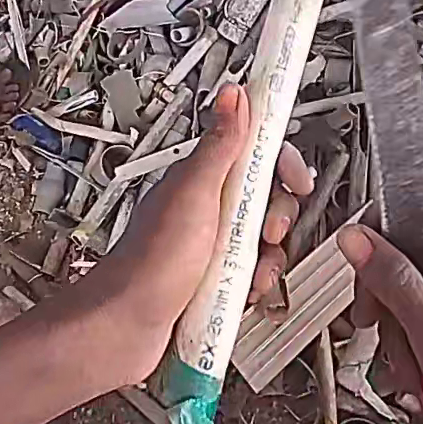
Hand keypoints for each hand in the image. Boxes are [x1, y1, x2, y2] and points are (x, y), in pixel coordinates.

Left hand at [69, 83, 312, 389]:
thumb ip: (219, 146)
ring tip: (249, 270)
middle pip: (264, 200)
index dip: (279, 163)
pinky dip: (254, 284)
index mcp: (200, 181)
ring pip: (262, 241)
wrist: (127, 327)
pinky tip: (242, 292)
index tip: (295, 176)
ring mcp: (210, 246)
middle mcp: (206, 210)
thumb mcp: (194, 195)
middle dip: (276, 218)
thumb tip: (233, 95)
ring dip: (267, 258)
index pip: (251, 155)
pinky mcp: (214, 279)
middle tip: (265, 232)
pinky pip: (251, 273)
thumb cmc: (149, 262)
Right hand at [335, 193, 422, 423]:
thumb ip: (399, 289)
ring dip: (401, 321)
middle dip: (388, 289)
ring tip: (409, 365)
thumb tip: (357, 240)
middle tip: (376, 325)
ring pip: (422, 278)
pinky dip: (419, 334)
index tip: (360, 262)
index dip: (385, 225)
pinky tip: (422, 368)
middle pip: (419, 244)